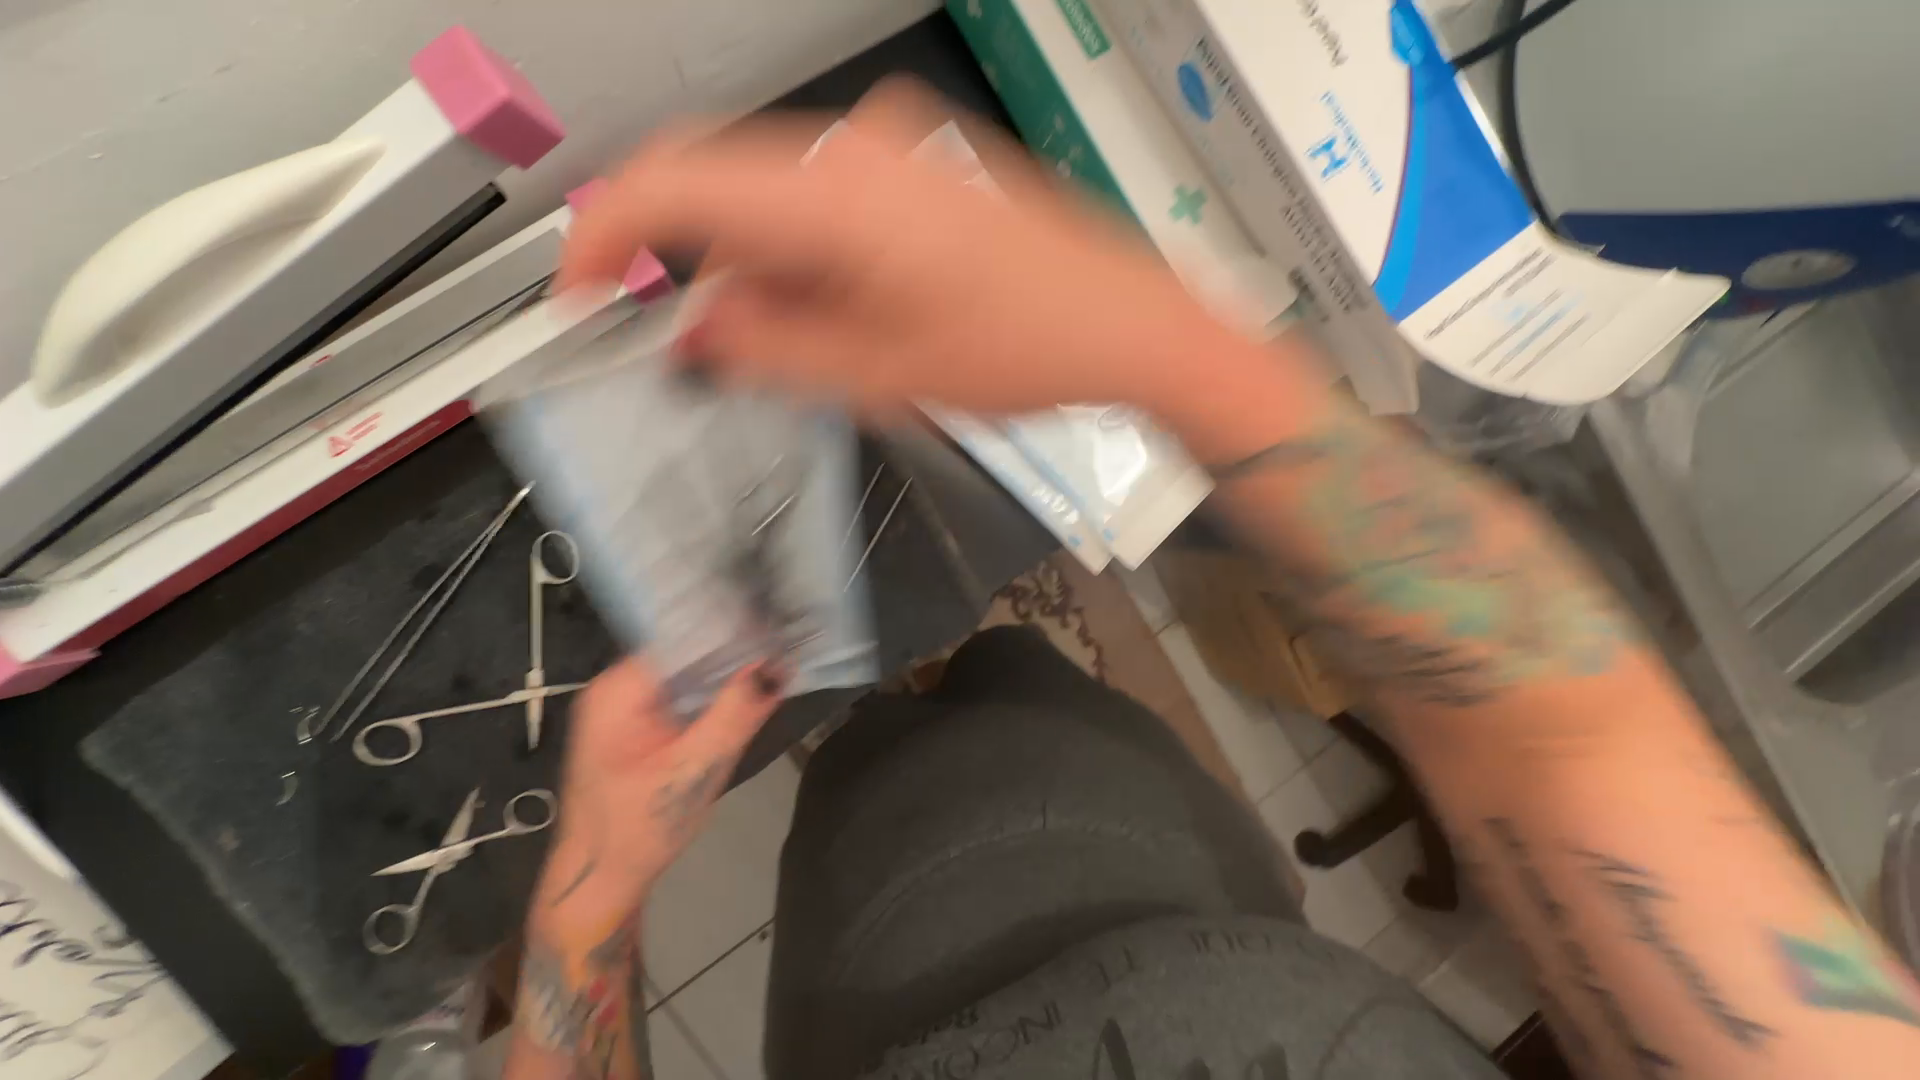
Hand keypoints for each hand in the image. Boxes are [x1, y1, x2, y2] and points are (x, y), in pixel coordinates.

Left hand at [530, 657, 781, 922]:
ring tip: (775, 667)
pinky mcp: (636, 727)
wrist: (598, 885)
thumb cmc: (640, 830)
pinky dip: (712, 698)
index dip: (732, 633)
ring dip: (726, 678)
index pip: (683, 639)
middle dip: (734, 654)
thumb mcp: (696, 770)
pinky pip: (681, 698)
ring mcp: (623, 708)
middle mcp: (616, 688)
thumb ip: (736, 713)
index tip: (778, 632)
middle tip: (785, 650)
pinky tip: (744, 699)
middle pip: (685, 655)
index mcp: (618, 690)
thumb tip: (776, 665)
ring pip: (687, 676)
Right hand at [559, 79, 1261, 418]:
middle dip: (681, 261)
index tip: (577, 295)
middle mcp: (860, 148)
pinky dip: (794, 249)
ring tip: (780, 340)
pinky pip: (819, 195)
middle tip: (677, 339)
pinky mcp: (915, 165)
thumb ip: (767, 349)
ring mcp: (892, 149)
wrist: (1128, 325)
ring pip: (767, 192)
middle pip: (716, 181)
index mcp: (840, 195)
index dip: (604, 237)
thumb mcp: (880, 376)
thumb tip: (691, 333)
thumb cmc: (1029, 350)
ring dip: (747, 262)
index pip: (673, 184)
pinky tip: (826, 306)